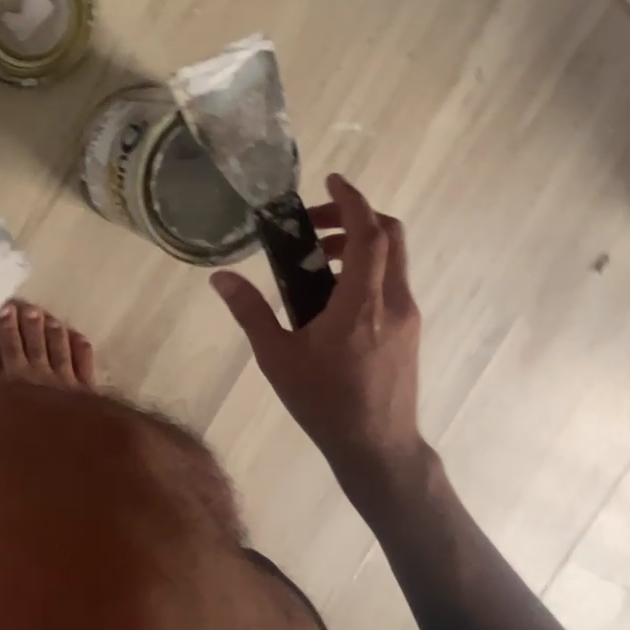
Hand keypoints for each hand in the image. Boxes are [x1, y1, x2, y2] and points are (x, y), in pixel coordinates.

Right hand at [209, 174, 427, 509]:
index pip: (369, 234)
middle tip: (314, 222)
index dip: (353, 201)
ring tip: (316, 259)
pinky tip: (331, 295)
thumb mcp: (277, 358)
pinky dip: (366, 269)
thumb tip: (220, 278)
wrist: (378, 448)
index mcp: (362, 304)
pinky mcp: (408, 332)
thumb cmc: (325, 403)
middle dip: (355, 216)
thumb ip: (251, 312)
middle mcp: (394, 302)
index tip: (332, 180)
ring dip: (359, 244)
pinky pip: (391, 282)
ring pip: (393, 259)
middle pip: (390, 236)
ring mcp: (407, 317)